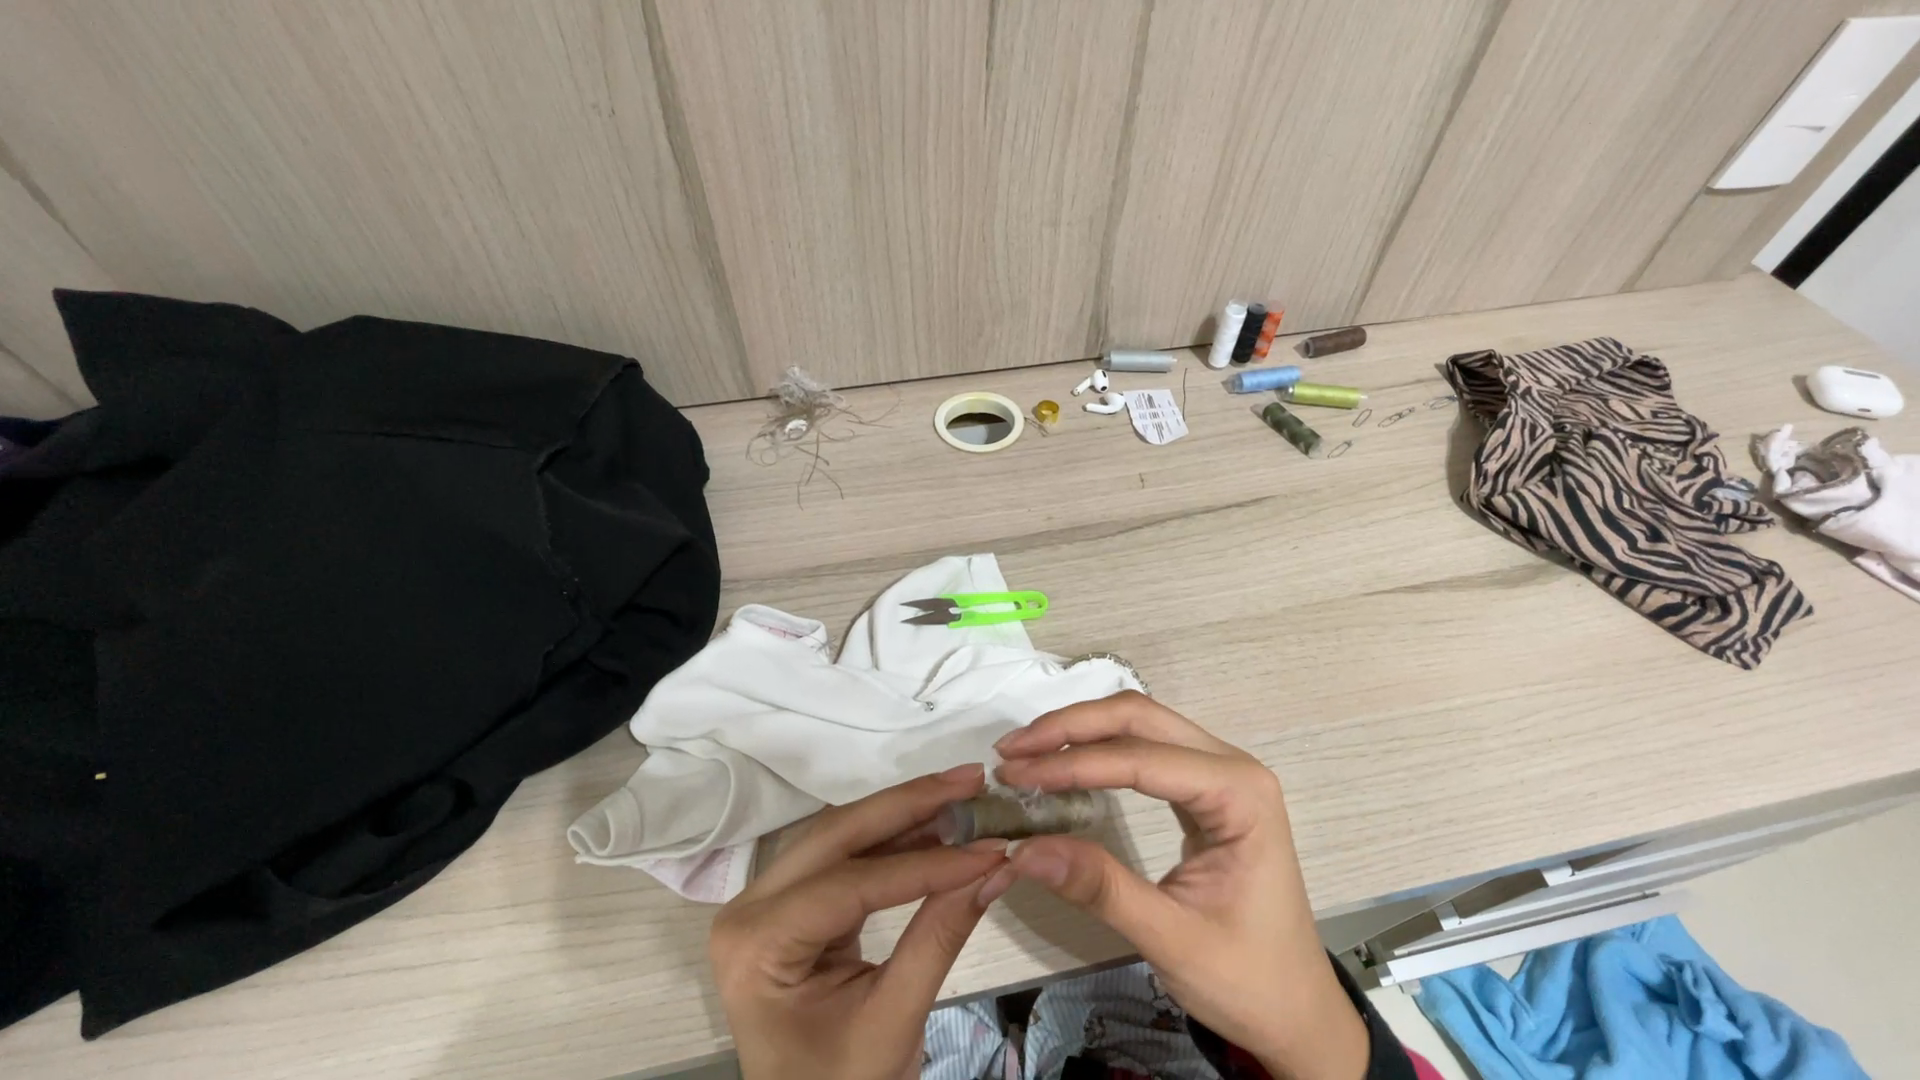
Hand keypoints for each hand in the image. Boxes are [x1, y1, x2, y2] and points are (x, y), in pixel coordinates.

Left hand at [708, 764, 1012, 1079]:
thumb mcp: (893, 1022)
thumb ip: (939, 938)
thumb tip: (996, 868)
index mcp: (757, 943)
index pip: (850, 883)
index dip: (925, 863)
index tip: (988, 846)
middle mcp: (750, 907)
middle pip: (837, 836)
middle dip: (909, 803)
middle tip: (970, 779)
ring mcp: (767, 902)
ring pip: (841, 836)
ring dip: (904, 814)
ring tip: (963, 795)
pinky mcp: (792, 905)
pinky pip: (844, 859)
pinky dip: (894, 842)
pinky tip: (937, 829)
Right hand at [993, 692, 1369, 1079]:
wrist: (1294, 1011)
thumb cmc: (1247, 978)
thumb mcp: (1171, 939)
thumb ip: (1100, 888)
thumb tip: (1023, 849)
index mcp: (1239, 795)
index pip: (1141, 759)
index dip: (1073, 762)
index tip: (1014, 775)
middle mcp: (1233, 767)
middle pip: (1139, 719)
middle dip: (1070, 728)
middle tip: (1011, 752)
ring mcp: (1219, 775)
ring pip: (1140, 726)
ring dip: (1080, 733)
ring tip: (1026, 755)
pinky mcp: (1204, 792)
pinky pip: (1145, 752)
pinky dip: (1098, 752)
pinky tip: (1063, 768)